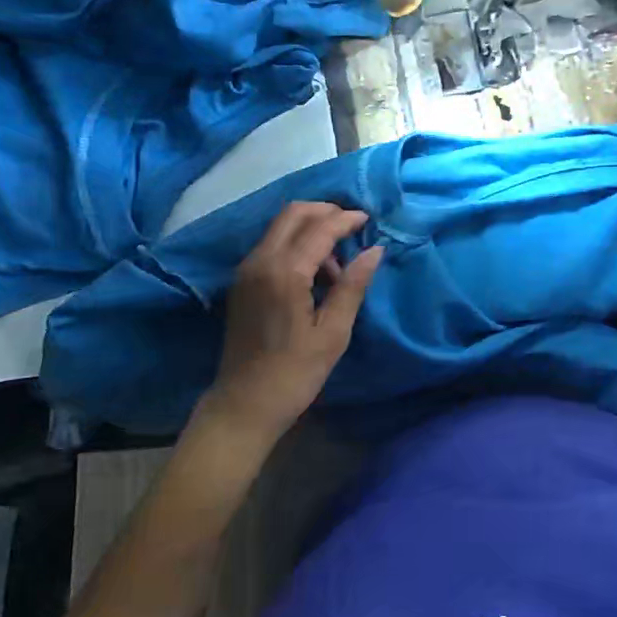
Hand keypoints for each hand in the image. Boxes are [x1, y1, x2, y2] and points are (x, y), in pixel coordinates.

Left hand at [206, 202, 383, 431]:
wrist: (244, 403)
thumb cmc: (295, 374)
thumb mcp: (333, 333)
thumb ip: (352, 286)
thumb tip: (374, 250)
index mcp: (284, 272)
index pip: (319, 228)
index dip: (346, 220)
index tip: (369, 219)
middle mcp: (259, 261)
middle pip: (293, 214)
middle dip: (325, 213)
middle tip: (352, 229)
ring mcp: (245, 270)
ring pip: (280, 228)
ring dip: (310, 230)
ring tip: (337, 265)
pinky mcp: (241, 282)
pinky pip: (271, 246)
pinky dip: (294, 245)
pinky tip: (313, 274)